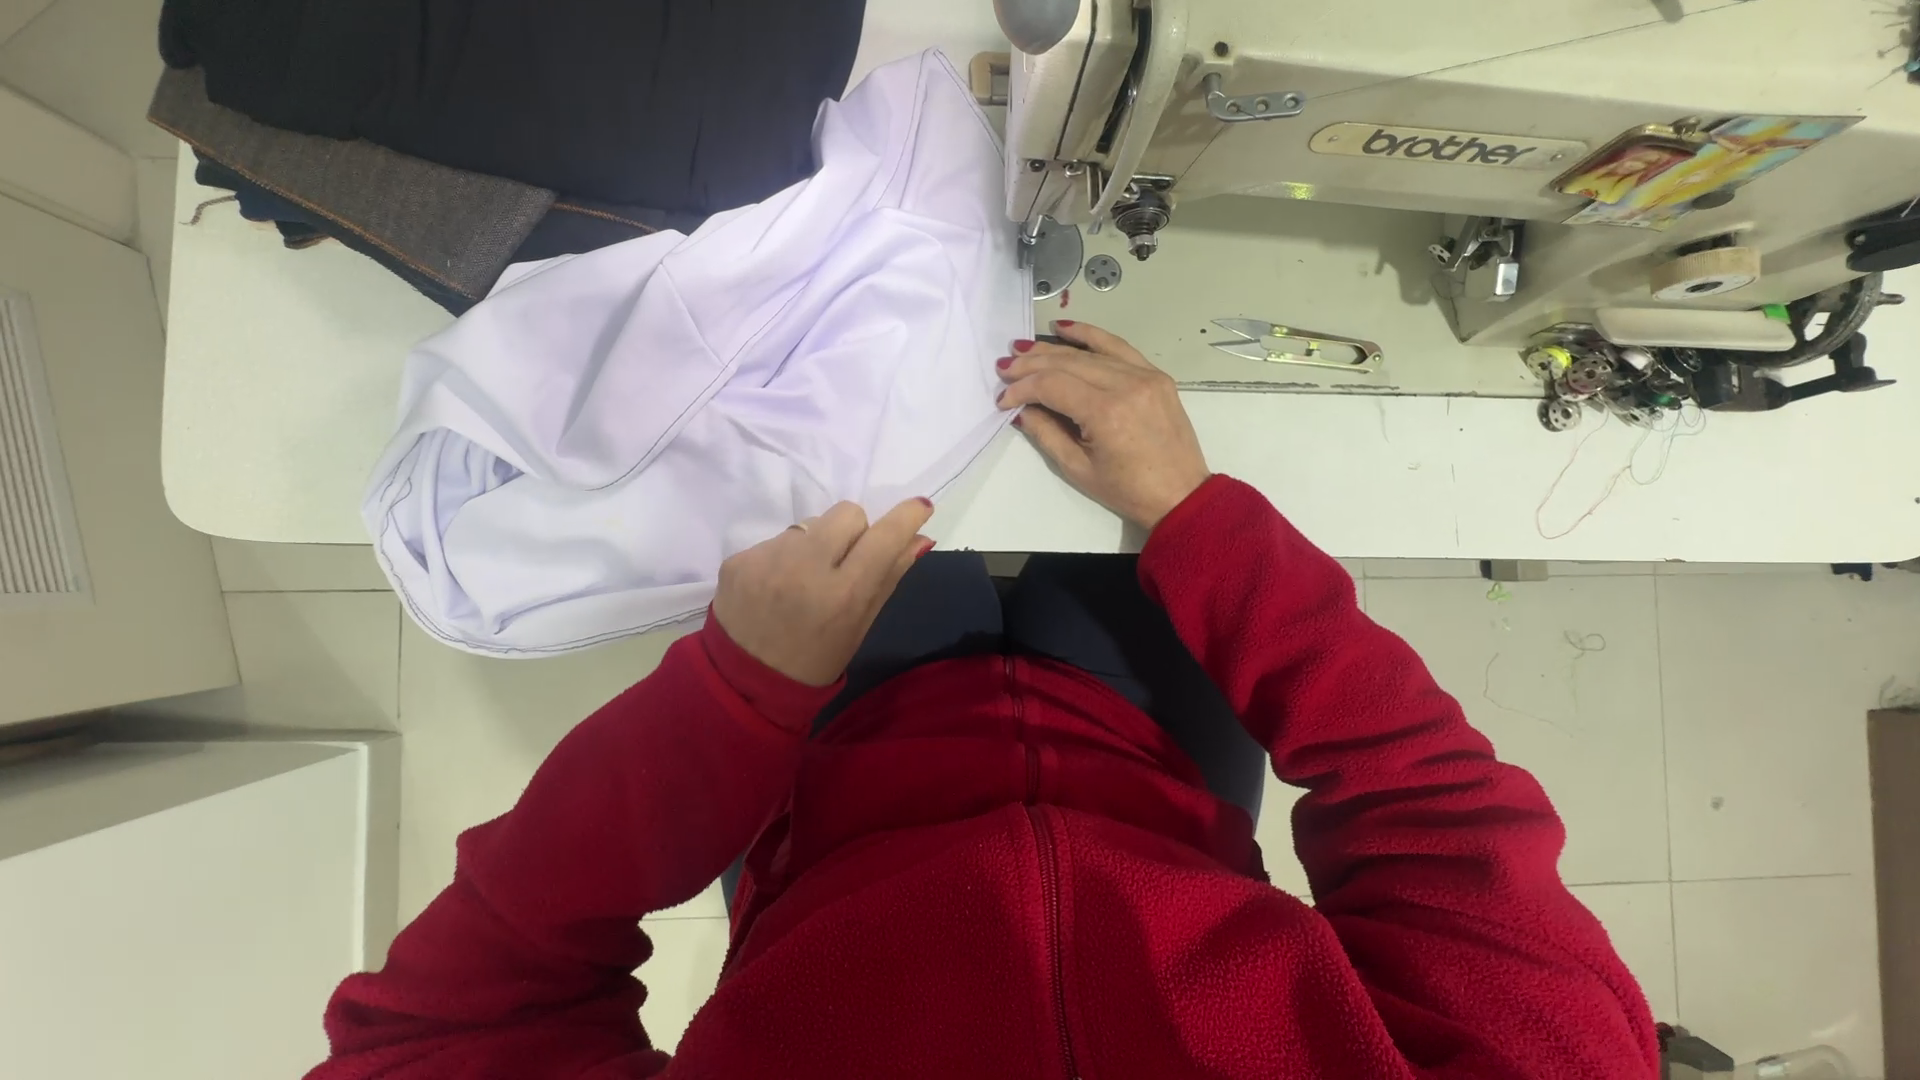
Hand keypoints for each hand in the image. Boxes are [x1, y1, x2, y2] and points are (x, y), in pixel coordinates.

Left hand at [712, 499, 935, 685]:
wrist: (744, 683)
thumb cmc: (816, 662)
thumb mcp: (859, 626)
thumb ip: (889, 577)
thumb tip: (920, 539)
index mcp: (843, 595)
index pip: (884, 538)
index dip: (906, 517)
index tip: (919, 507)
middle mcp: (805, 568)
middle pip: (847, 513)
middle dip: (855, 530)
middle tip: (846, 560)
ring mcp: (767, 560)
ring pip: (810, 525)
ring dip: (816, 545)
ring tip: (803, 580)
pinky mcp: (739, 559)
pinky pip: (776, 540)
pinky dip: (784, 558)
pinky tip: (776, 587)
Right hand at [996, 321, 1210, 530]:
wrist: (1180, 494)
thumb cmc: (1128, 490)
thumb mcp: (1078, 469)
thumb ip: (1046, 433)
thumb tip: (1022, 408)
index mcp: (1106, 414)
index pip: (1052, 386)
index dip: (1022, 388)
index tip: (1003, 398)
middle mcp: (1126, 386)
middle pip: (1067, 363)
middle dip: (1031, 364)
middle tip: (1004, 367)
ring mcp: (1144, 376)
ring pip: (1089, 353)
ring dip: (1053, 349)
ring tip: (1024, 348)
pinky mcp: (1155, 375)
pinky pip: (1118, 347)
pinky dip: (1091, 336)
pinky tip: (1065, 328)